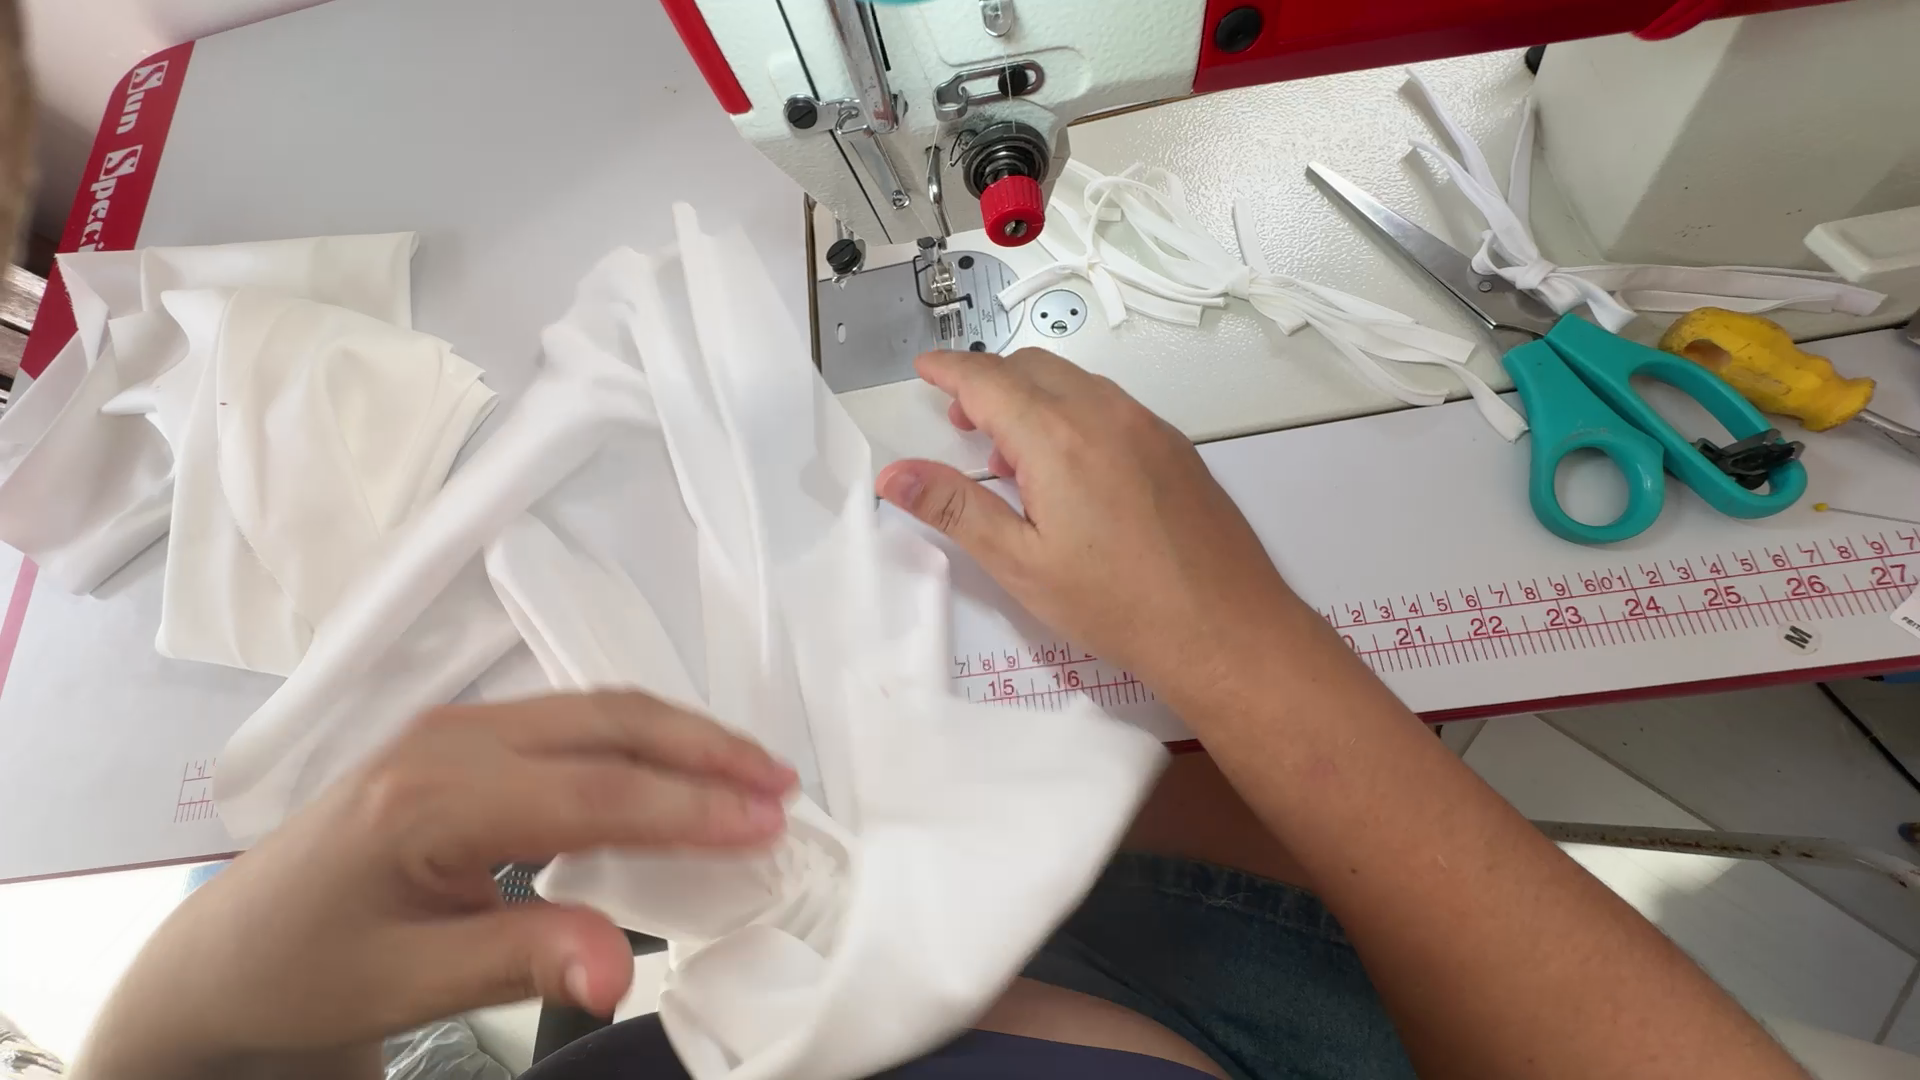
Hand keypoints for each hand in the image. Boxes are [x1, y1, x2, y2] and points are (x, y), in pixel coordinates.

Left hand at [77, 694, 795, 1078]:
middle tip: (780, 783)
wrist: (220, 953)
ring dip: (688, 736)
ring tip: (753, 769)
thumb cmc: (305, 976)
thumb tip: (622, 971)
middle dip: (708, 750)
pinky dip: (652, 738)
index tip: (766, 823)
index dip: (690, 807)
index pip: (594, 791)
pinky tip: (684, 764)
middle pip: (612, 723)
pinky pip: (585, 717)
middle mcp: (456, 737)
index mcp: (430, 798)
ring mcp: (467, 722)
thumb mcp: (406, 985)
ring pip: (606, 708)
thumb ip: (523, 961)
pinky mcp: (479, 730)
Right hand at [875, 349, 1307, 709]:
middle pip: (1032, 368)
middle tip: (960, 420)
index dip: (949, 369)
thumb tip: (894, 474)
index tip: (924, 369)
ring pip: (1074, 382)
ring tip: (1011, 453)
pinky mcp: (1174, 445)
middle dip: (987, 382)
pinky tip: (1070, 467)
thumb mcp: (1020, 562)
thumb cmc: (1116, 603)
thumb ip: (954, 509)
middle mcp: (1106, 413)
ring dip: (1030, 396)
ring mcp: (1148, 425)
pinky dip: (1071, 411)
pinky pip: (1109, 405)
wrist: (1225, 628)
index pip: (988, 379)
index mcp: (1058, 437)